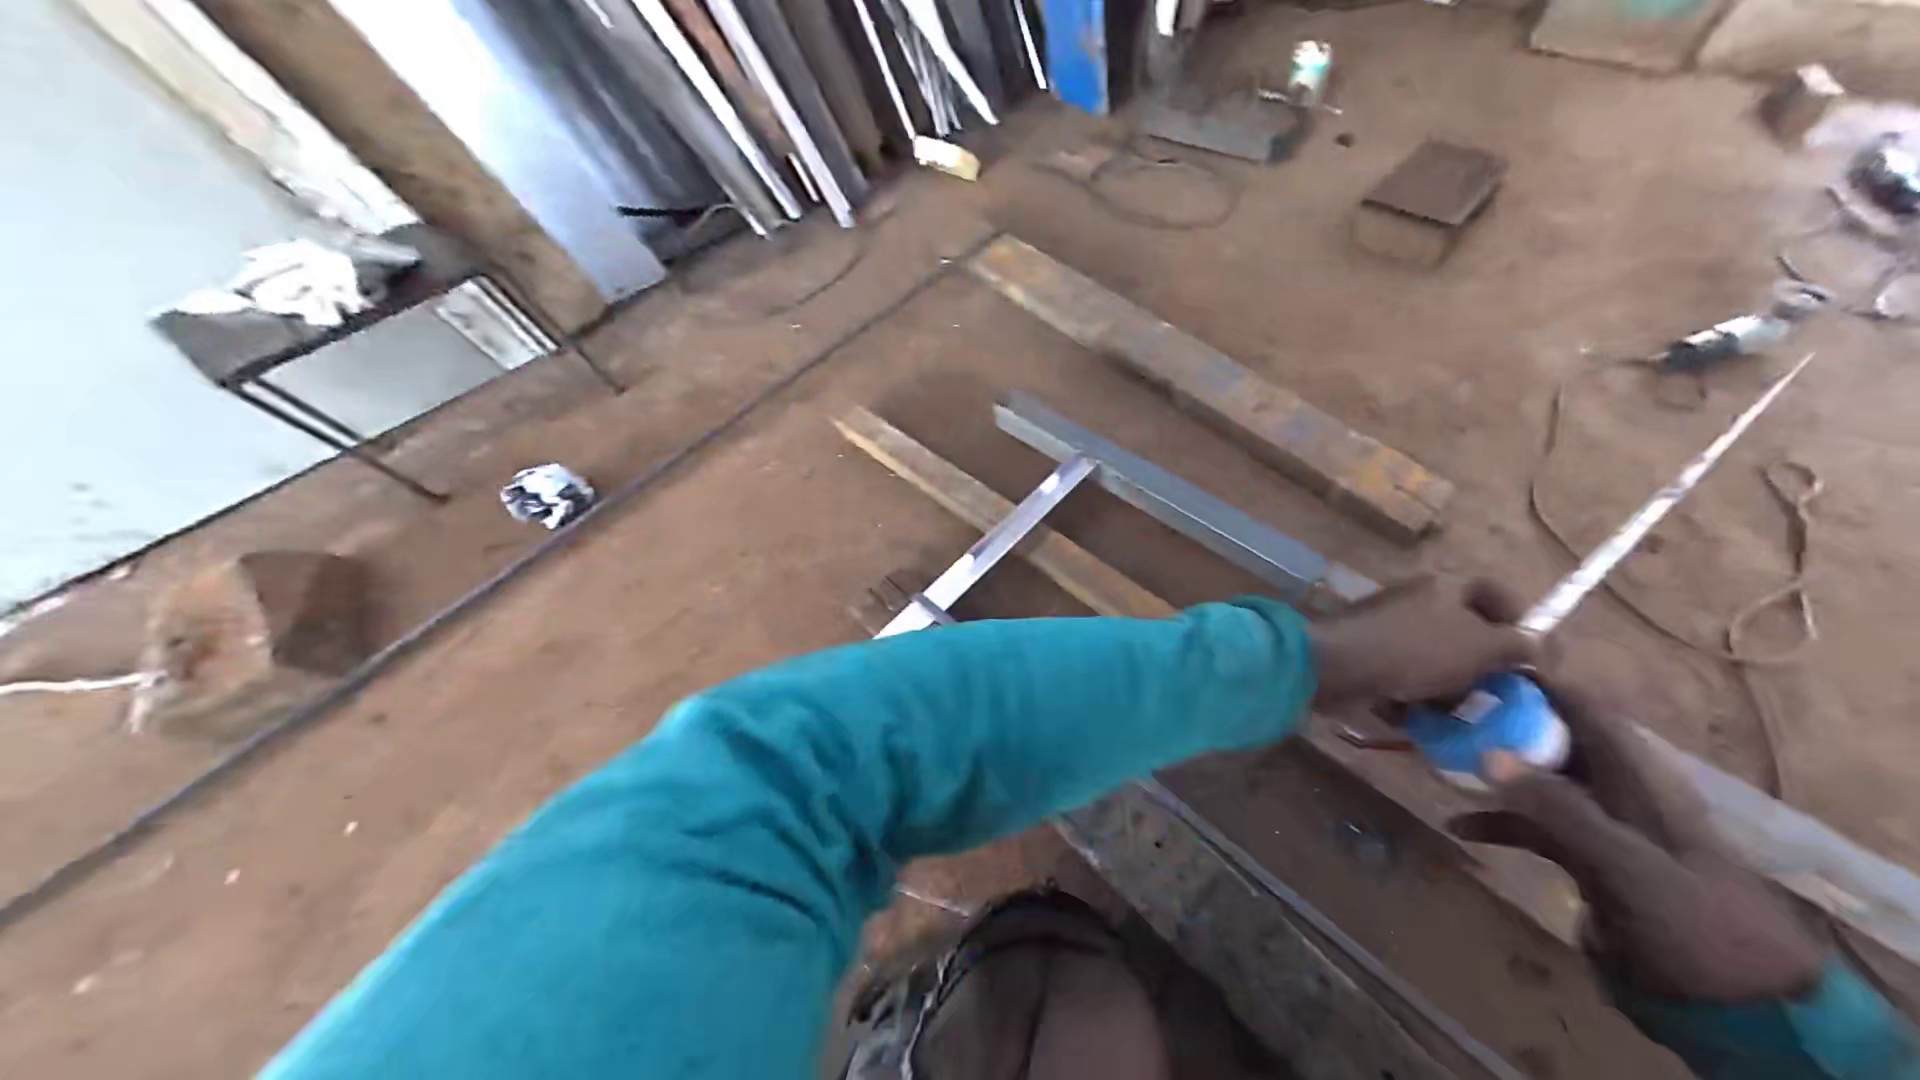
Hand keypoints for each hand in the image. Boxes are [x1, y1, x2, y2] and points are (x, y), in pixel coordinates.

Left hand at [1308, 577, 1539, 706]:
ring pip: (1435, 664)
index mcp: (1443, 588)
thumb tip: (1539, 646)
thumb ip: (1518, 644)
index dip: (1523, 623)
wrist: (1334, 666)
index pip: (1496, 594)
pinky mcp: (1367, 662)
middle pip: (1466, 634)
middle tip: (1504, 698)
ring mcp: (1387, 633)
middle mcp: (1414, 605)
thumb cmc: (1414, 649)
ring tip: (1468, 719)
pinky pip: (1403, 682)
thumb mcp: (1481, 645)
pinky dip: (1415, 702)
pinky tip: (1426, 723)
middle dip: (1486, 669)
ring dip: (1452, 692)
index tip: (1539, 660)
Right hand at [1451, 672, 1823, 1000]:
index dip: (1541, 682)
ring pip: (1535, 778)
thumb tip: (1488, 753)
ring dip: (1491, 768)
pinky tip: (1459, 826)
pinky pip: (1531, 824)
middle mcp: (1613, 790)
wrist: (1740, 1004)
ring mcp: (1599, 823)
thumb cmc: (1691, 920)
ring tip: (1439, 755)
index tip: (1481, 662)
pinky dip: (1496, 820)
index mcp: (1636, 779)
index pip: (1587, 711)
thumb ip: (1559, 808)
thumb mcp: (1626, 864)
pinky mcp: (1585, 854)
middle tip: (1443, 707)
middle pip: (1552, 739)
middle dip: (1500, 721)